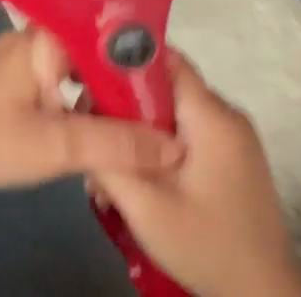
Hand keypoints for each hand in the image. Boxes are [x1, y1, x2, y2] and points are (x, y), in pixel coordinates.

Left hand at [0, 28, 183, 189]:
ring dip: (109, 93)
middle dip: (130, 79)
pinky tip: (111, 125)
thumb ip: (119, 144)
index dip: (142, 57)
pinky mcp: (15, 81)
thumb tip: (179, 145)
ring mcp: (21, 60)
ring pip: (79, 69)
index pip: (103, 32)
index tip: (178, 85)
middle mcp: (32, 40)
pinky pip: (62, 82)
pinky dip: (86, 100)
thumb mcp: (58, 146)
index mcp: (41, 41)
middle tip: (172, 110)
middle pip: (94, 51)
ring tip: (153, 120)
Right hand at [90, 55, 300, 296]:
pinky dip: (148, 142)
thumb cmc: (205, 244)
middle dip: (116, 100)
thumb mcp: (142, 202)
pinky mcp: (225, 156)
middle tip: (83, 124)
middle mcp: (225, 116)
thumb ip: (105, 150)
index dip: (116, 55)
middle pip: (157, 84)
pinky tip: (129, 172)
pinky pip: (176, 129)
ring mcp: (228, 137)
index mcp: (212, 117)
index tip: (77, 70)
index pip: (160, 57)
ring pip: (163, 109)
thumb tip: (72, 108)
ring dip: (128, 126)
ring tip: (103, 157)